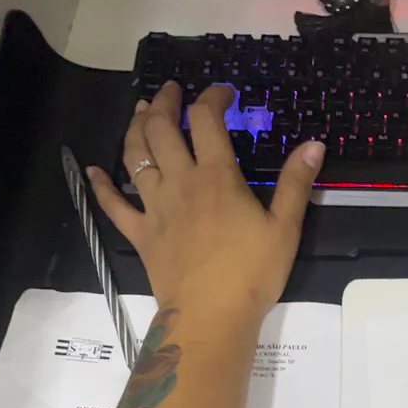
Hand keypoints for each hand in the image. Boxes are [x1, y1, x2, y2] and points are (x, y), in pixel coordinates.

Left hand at [87, 82, 323, 333]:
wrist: (212, 315)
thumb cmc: (252, 274)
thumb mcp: (285, 228)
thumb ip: (296, 184)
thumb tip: (314, 145)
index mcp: (218, 177)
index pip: (208, 121)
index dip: (213, 97)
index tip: (223, 92)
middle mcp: (181, 182)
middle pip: (162, 128)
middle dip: (166, 102)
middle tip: (172, 92)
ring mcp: (155, 207)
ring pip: (135, 155)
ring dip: (135, 127)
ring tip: (140, 111)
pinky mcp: (141, 234)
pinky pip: (114, 205)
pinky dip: (102, 185)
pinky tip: (94, 171)